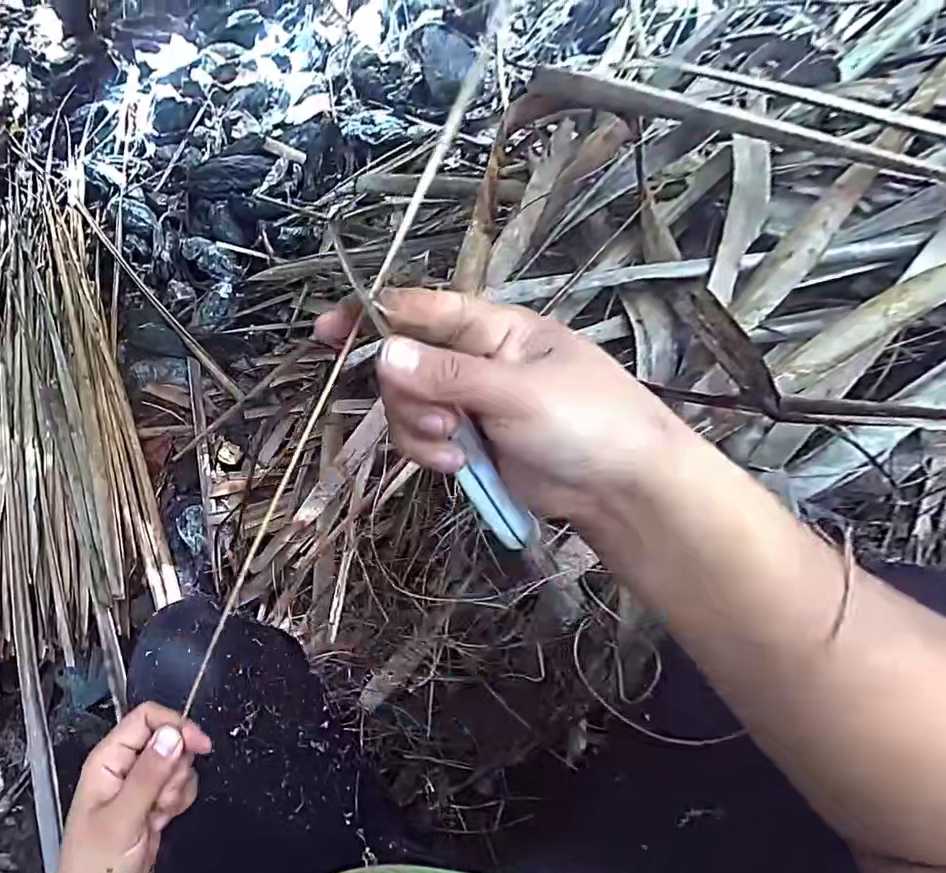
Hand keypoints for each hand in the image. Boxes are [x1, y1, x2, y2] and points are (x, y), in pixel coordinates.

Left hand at [47, 703, 210, 872]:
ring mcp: (139, 784)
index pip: (146, 718)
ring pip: (177, 763)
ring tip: (156, 814)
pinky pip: (179, 786)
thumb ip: (149, 775)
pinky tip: (161, 821)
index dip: (175, 725)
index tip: (199, 745)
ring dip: (177, 789)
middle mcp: (124, 765)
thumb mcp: (122, 819)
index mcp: (108, 758)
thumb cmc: (95, 865)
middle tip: (160, 799)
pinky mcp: (152, 802)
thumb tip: (173, 735)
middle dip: (175, 768)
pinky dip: (178, 802)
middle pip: (168, 739)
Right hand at [316, 289, 696, 523]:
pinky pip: (419, 438)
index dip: (372, 314)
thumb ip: (448, 375)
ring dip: (418, 430)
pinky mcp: (462, 438)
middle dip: (410, 397)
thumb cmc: (588, 422)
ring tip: (455, 449)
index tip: (326, 329)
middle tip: (442, 422)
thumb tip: (383, 353)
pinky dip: (427, 452)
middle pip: (403, 365)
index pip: (422, 310)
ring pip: (406, 406)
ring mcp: (465, 401)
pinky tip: (458, 464)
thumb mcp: (517, 393)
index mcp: (494, 329)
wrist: (620, 489)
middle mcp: (472, 359)